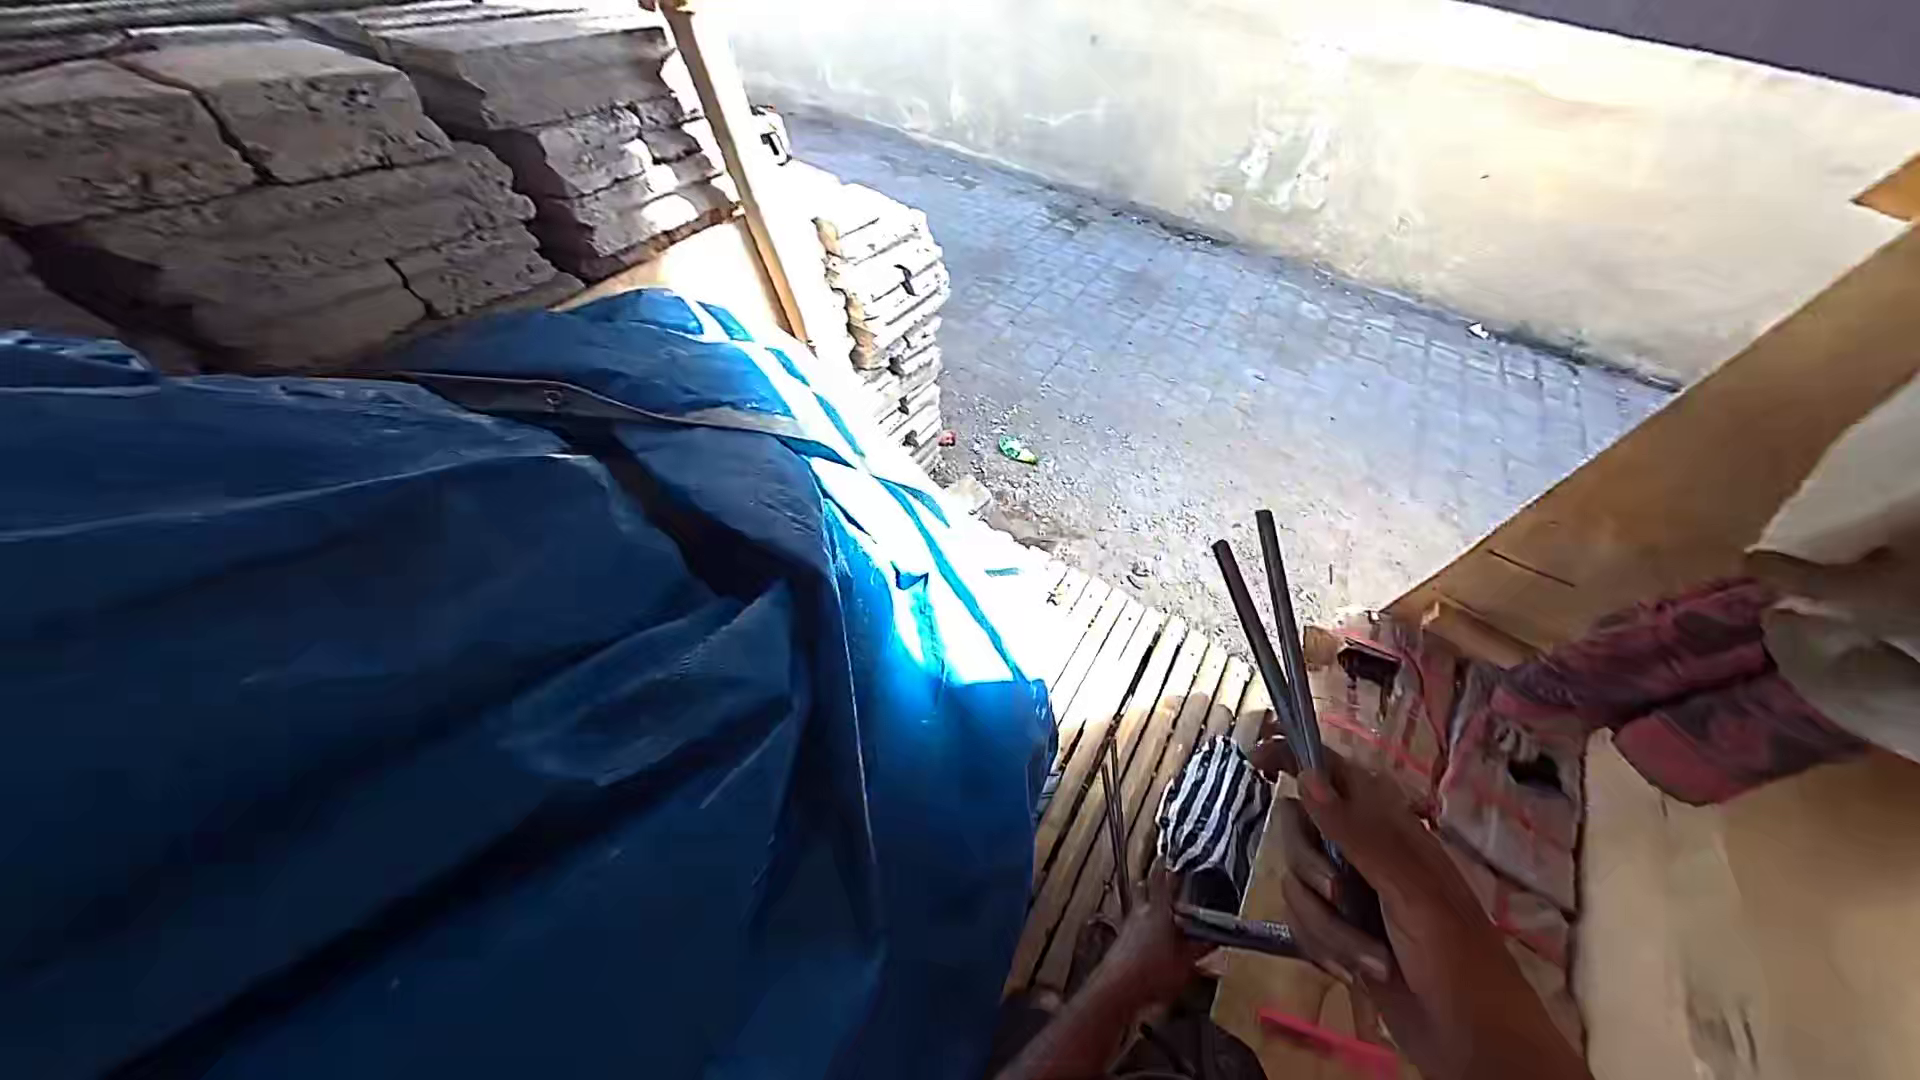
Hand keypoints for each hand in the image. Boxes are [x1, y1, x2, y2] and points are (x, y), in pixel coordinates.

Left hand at [1091, 863, 1214, 1009]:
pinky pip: (1133, 923)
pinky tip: (1151, 940)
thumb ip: (1201, 947)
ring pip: (1137, 904)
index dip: (1162, 865)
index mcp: (1158, 909)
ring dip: (1147, 904)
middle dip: (1152, 883)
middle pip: (1143, 887)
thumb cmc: (1154, 971)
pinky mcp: (1121, 938)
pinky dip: (1142, 925)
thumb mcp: (1187, 963)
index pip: (1159, 878)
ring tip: (1162, 915)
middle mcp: (1140, 911)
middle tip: (1165, 886)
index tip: (1165, 854)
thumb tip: (1216, 937)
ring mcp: (1128, 924)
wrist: (1119, 986)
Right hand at [1278, 756, 1590, 1079]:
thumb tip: (1306, 775)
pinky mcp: (1334, 929)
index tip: (1258, 764)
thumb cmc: (1463, 967)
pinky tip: (1355, 972)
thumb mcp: (1412, 895)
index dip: (1293, 756)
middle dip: (1308, 865)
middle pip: (1295, 823)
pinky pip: (1297, 917)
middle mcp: (1359, 850)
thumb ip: (1356, 832)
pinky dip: (1322, 947)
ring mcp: (1346, 891)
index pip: (1332, 771)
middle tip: (1337, 893)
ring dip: (1326, 924)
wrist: (1482, 1058)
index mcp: (1387, 828)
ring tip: (1370, 958)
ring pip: (1293, 877)